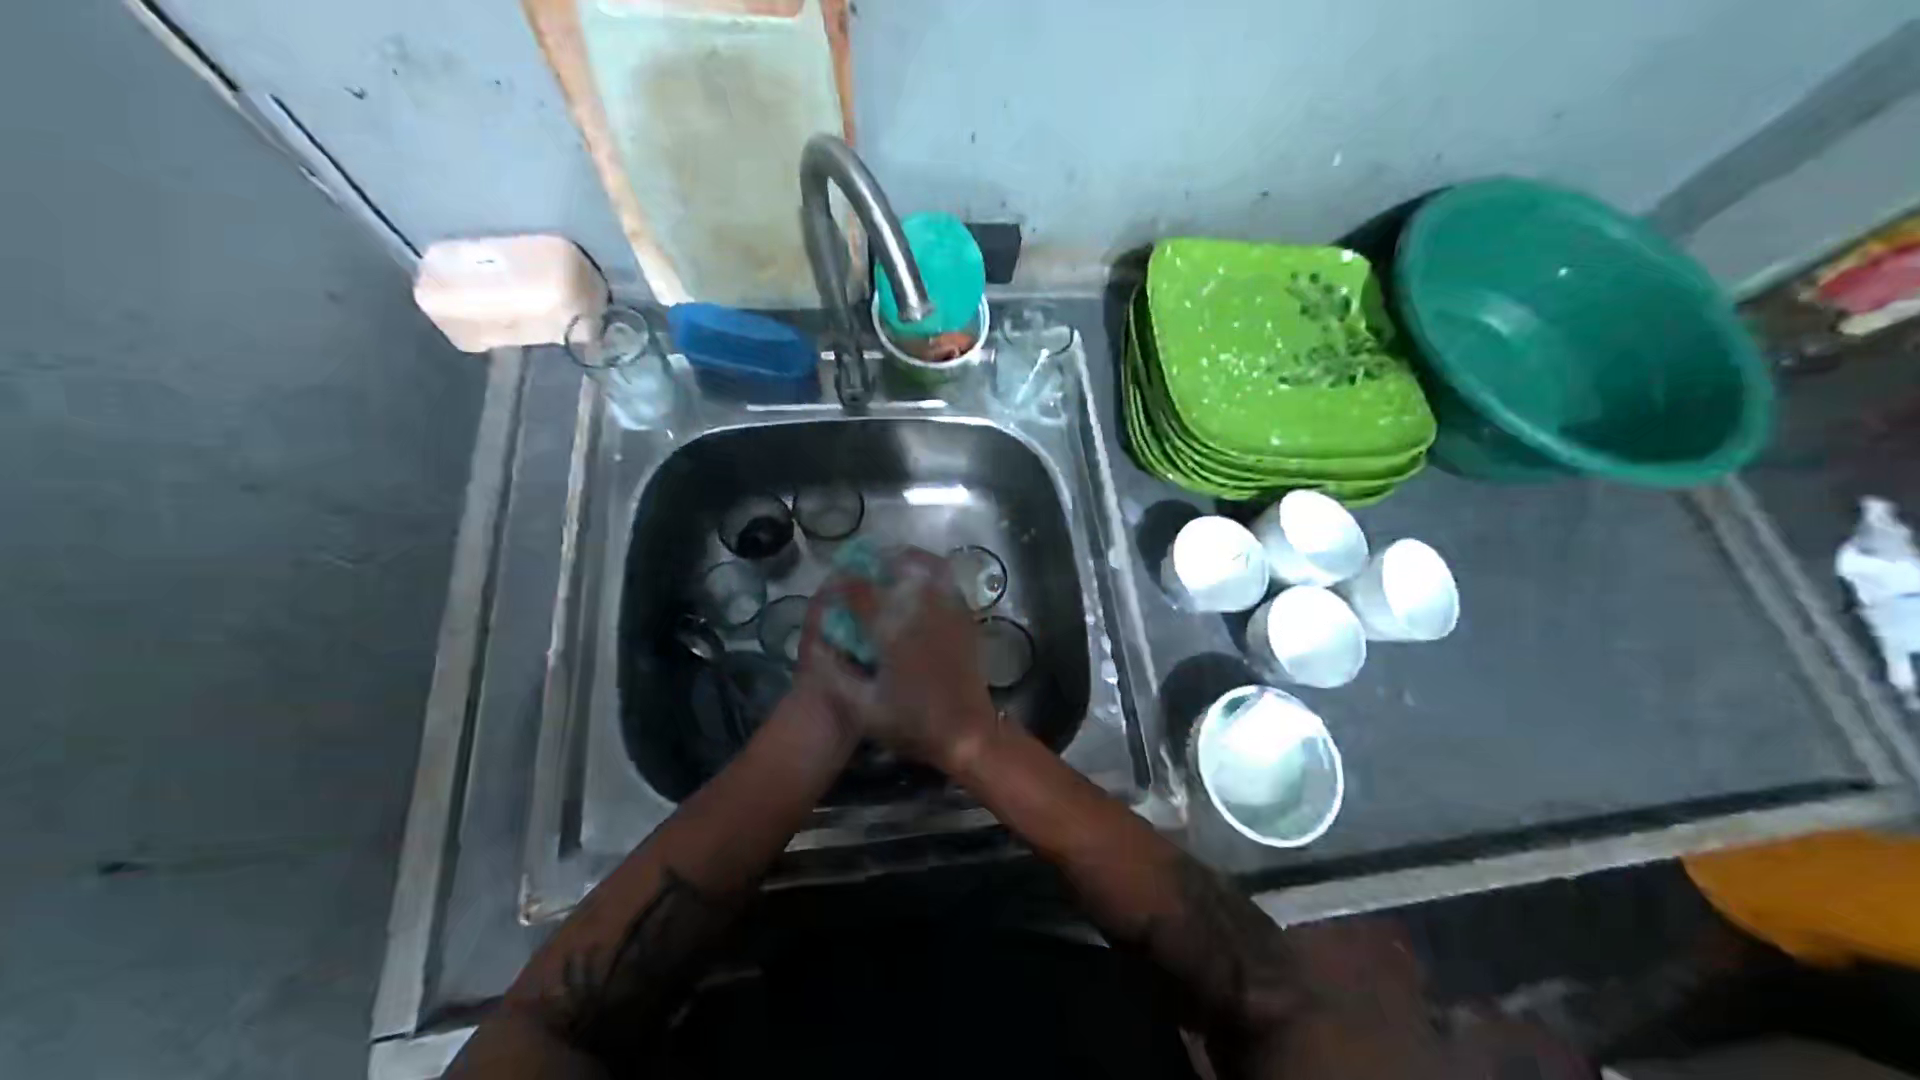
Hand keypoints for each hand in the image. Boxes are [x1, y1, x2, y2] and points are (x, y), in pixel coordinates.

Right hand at [793, 547, 998, 769]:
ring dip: (910, 561)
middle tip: (865, 564)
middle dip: (880, 560)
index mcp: (893, 635)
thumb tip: (816, 649)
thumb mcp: (863, 710)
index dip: (843, 583)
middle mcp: (922, 615)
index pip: (861, 593)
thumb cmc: (913, 725)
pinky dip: (932, 576)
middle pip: (901, 568)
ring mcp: (949, 615)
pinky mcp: (966, 622)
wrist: (968, 734)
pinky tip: (920, 588)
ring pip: (931, 569)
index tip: (832, 584)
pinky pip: (950, 584)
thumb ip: (836, 677)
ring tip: (893, 567)